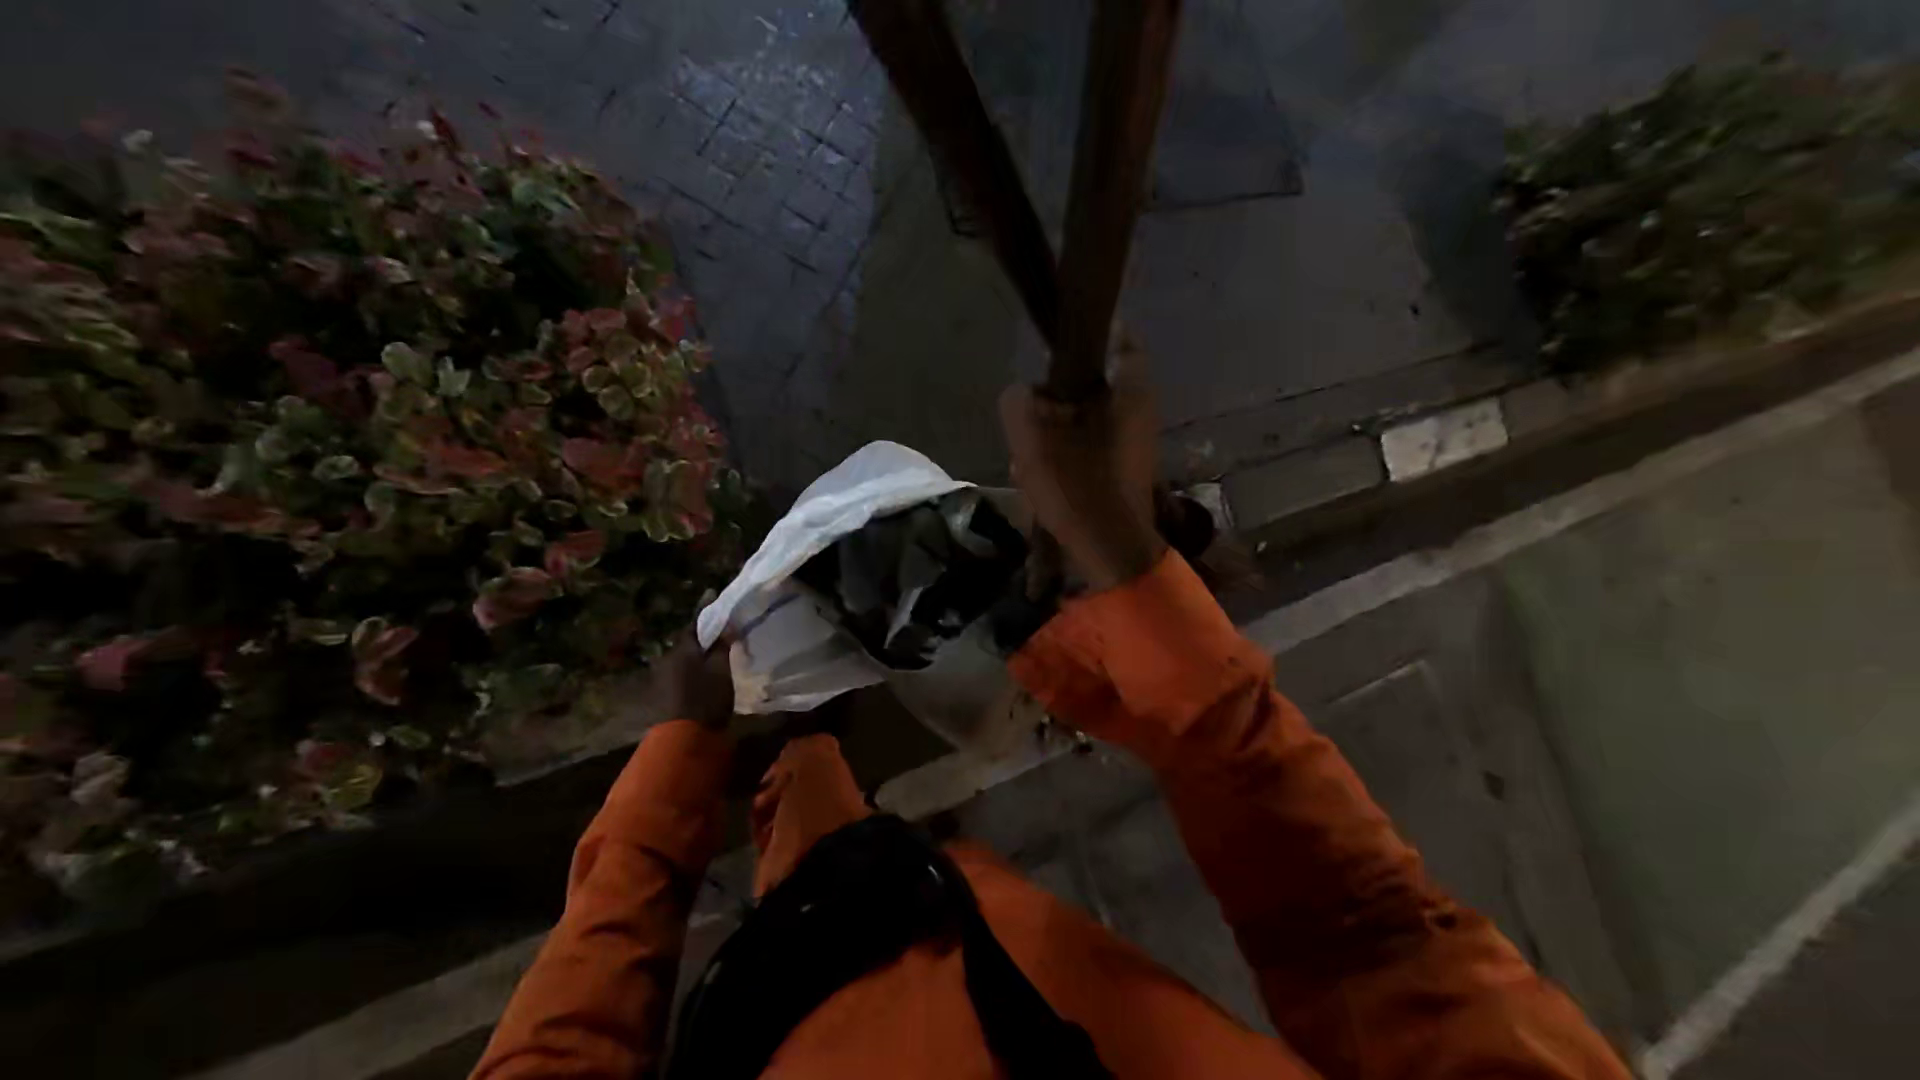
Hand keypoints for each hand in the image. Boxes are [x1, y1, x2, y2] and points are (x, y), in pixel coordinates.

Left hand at [639, 630, 733, 729]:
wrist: (685, 736)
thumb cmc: (707, 697)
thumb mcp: (721, 669)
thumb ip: (722, 646)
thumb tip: (726, 626)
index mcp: (681, 649)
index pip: (693, 627)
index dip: (708, 625)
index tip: (723, 626)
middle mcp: (666, 659)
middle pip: (685, 646)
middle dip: (701, 645)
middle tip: (720, 648)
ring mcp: (660, 677)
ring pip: (680, 662)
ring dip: (694, 662)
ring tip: (711, 668)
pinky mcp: (661, 694)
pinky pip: (677, 676)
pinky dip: (688, 675)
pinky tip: (700, 683)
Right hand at [999, 334, 1166, 590]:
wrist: (1110, 548)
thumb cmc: (1077, 483)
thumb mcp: (1032, 435)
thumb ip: (1020, 401)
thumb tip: (1026, 396)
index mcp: (1129, 388)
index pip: (1116, 336)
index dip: (1083, 336)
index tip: (1051, 351)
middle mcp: (1140, 408)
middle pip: (1088, 384)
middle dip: (1054, 401)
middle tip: (1030, 419)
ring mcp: (1133, 442)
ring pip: (1081, 420)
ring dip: (1053, 435)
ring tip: (1029, 459)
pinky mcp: (1122, 468)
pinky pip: (1086, 448)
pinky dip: (1064, 458)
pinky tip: (1043, 481)